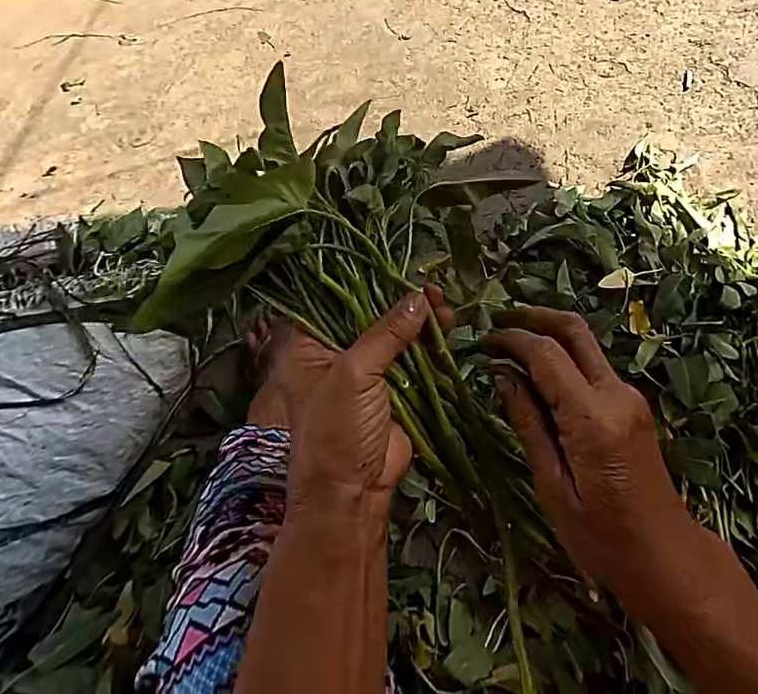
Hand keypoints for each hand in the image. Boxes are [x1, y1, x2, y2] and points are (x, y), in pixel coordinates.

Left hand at [239, 288, 453, 693]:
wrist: (354, 493)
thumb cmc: (336, 431)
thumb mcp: (355, 374)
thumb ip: (387, 333)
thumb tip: (418, 297)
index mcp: (312, 346)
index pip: (334, 300)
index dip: (365, 279)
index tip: (395, 264)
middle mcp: (338, 352)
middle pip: (372, 313)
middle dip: (402, 298)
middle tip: (430, 286)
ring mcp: (369, 370)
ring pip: (397, 333)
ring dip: (421, 318)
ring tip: (444, 304)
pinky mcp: (395, 386)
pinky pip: (414, 356)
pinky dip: (430, 342)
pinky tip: (446, 326)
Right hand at [489, 307, 757, 693]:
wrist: (666, 556)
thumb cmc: (602, 538)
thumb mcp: (552, 488)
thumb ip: (529, 424)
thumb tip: (503, 376)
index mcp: (594, 419)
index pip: (548, 354)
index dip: (513, 340)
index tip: (485, 341)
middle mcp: (617, 395)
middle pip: (575, 330)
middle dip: (535, 317)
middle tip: (500, 319)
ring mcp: (630, 397)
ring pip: (587, 345)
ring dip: (550, 335)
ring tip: (512, 345)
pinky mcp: (633, 404)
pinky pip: (593, 367)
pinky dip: (564, 359)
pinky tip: (539, 376)